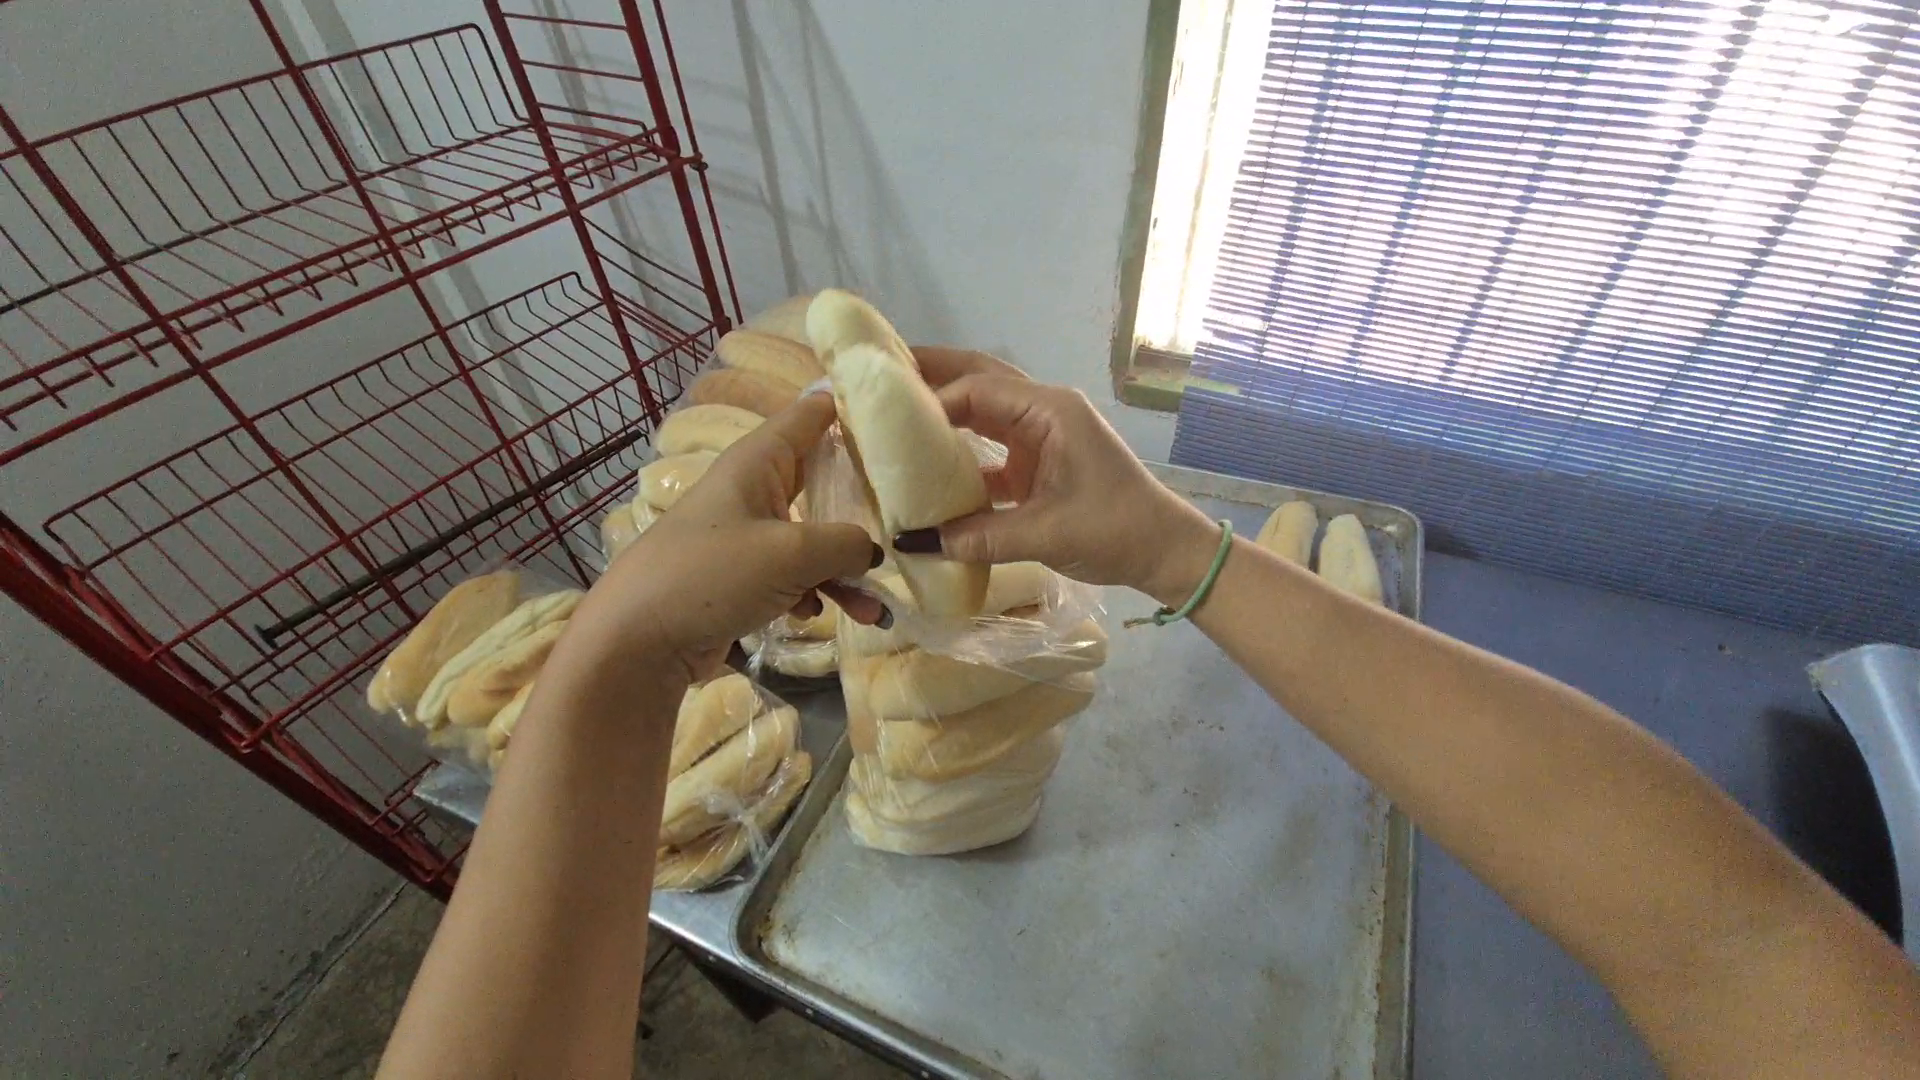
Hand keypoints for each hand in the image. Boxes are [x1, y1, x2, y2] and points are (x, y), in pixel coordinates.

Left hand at [562, 393, 882, 686]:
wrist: (638, 642)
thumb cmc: (713, 575)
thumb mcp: (792, 552)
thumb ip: (847, 543)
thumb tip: (872, 550)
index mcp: (759, 461)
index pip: (812, 414)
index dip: (854, 409)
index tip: (902, 420)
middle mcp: (754, 490)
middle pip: (822, 479)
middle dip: (864, 501)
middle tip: (910, 515)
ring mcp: (747, 535)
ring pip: (814, 538)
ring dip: (845, 569)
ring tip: (875, 607)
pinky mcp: (743, 577)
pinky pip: (795, 574)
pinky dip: (816, 591)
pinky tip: (824, 614)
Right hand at [894, 351, 1220, 605]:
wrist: (1164, 551)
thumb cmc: (1115, 531)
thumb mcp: (1045, 534)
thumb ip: (978, 536)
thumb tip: (913, 542)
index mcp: (1050, 411)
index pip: (979, 390)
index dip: (932, 400)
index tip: (888, 419)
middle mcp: (1043, 411)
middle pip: (980, 378)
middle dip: (933, 371)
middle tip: (881, 371)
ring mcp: (1041, 435)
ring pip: (983, 409)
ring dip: (944, 408)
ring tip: (893, 410)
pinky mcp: (1038, 462)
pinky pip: (990, 446)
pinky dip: (960, 453)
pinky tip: (927, 466)